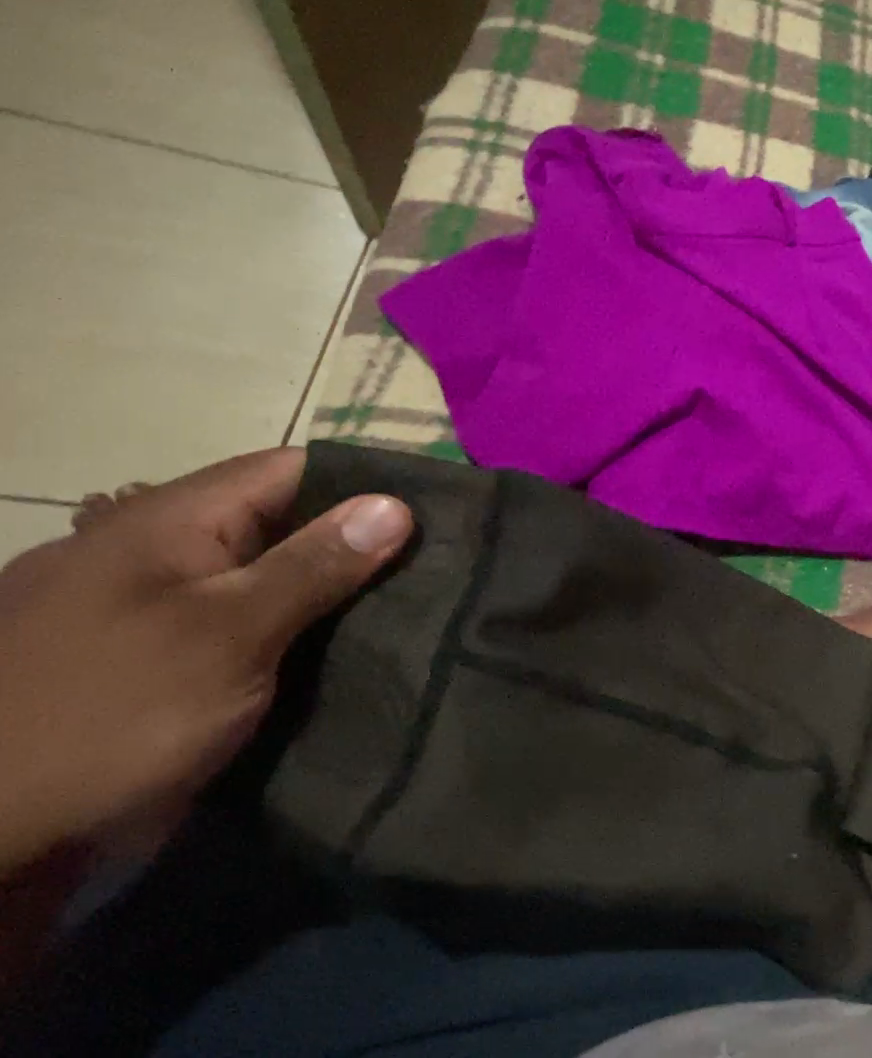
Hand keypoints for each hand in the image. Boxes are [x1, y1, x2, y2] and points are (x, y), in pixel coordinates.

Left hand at [0, 449, 412, 872]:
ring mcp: (156, 605)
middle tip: (444, 567)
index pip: (290, 469)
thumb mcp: (227, 633)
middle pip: (283, 519)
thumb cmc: (113, 716)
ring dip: (335, 589)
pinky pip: (248, 620)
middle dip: (361, 539)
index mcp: (165, 522)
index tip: (442, 514)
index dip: (368, 482)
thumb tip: (395, 504)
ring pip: (269, 573)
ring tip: (418, 605)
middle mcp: (158, 550)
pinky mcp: (163, 657)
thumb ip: (313, 565)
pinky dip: (300, 627)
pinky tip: (350, 647)